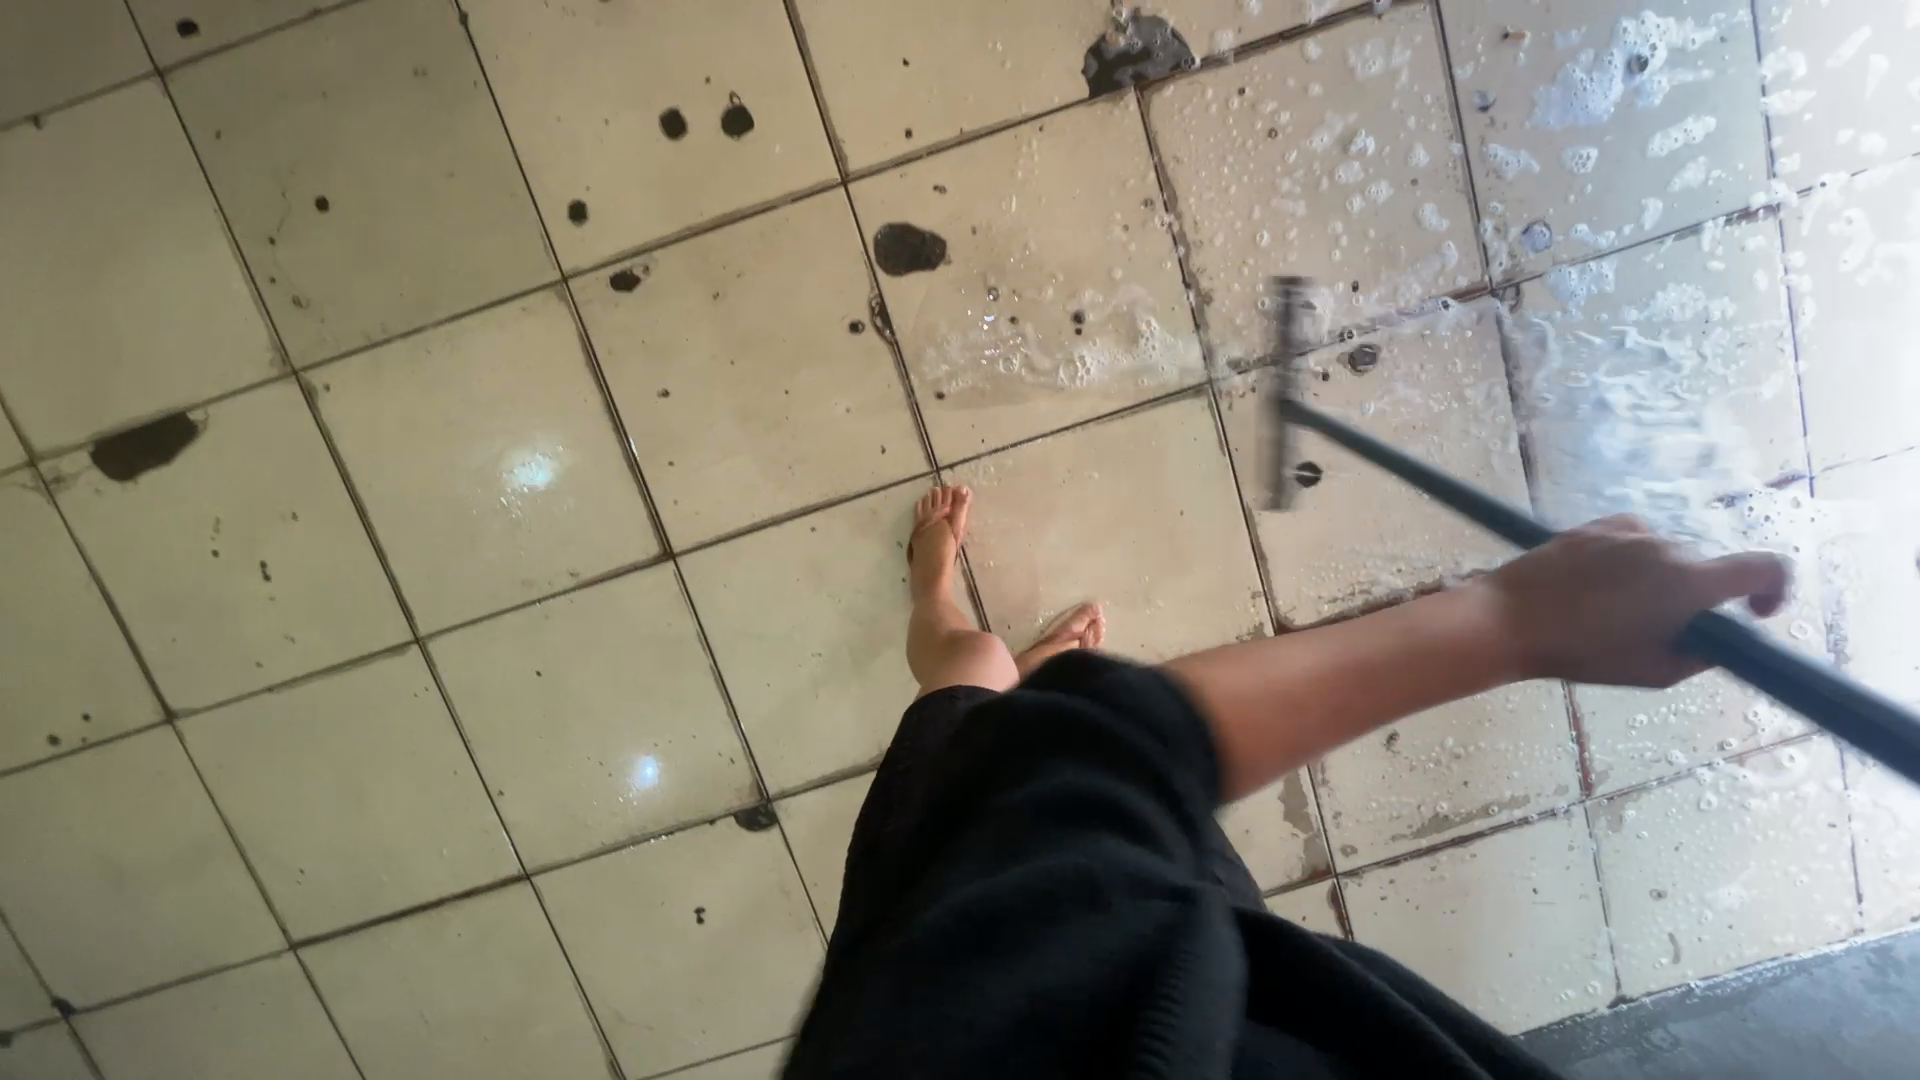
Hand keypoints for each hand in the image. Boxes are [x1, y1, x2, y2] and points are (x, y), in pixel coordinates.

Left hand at [1476, 515, 1789, 687]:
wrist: (1505, 621)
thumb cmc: (1578, 650)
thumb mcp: (1655, 670)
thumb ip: (1702, 653)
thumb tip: (1716, 639)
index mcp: (1689, 580)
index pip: (1765, 567)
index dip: (1774, 590)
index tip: (1753, 611)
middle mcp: (1662, 546)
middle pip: (1702, 566)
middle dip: (1694, 594)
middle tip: (1660, 624)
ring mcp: (1621, 532)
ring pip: (1662, 553)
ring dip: (1657, 576)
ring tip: (1618, 607)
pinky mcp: (1586, 528)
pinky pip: (1628, 538)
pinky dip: (1627, 557)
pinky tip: (1602, 581)